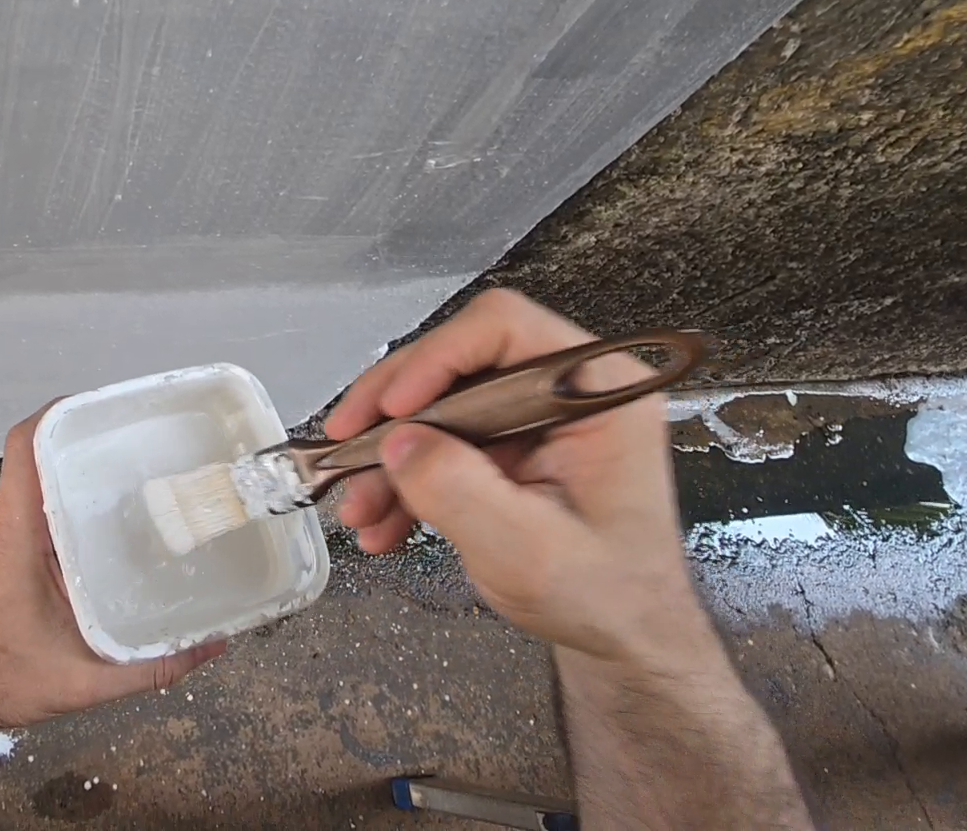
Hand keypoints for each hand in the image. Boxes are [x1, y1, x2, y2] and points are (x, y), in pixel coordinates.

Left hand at [0, 405, 225, 734]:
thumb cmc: (8, 677)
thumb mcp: (89, 679)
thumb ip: (154, 664)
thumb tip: (215, 642)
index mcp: (18, 530)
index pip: (27, 444)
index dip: (62, 413)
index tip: (110, 409)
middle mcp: (8, 516)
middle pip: (39, 446)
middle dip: (86, 431)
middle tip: (142, 436)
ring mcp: (5, 525)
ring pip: (37, 467)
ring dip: (78, 456)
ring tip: (135, 461)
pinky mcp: (9, 538)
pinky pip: (37, 491)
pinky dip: (69, 483)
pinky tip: (111, 505)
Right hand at [324, 289, 715, 666]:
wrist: (621, 638)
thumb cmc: (604, 598)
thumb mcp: (526, 550)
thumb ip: (458, 490)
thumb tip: (395, 441)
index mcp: (596, 391)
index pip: (503, 328)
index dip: (438, 358)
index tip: (395, 409)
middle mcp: (560, 388)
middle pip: (452, 361)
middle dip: (390, 409)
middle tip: (345, 443)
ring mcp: (527, 414)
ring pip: (432, 401)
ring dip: (385, 452)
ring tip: (358, 506)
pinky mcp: (500, 441)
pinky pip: (434, 437)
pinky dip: (400, 475)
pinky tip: (380, 518)